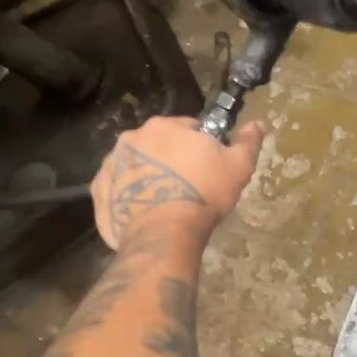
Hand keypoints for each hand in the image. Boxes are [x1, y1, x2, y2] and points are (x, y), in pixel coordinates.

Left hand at [90, 117, 262, 249]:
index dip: (202, 145)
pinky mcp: (98, 190)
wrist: (164, 232)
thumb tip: (258, 123)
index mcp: (164, 126)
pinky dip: (131, 194)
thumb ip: (248, 141)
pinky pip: (118, 186)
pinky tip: (148, 210)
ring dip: (150, 174)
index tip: (210, 164)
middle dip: (172, 158)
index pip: (188, 127)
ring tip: (168, 199)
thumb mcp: (239, 166)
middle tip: (190, 183)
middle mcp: (131, 138)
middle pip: (158, 144)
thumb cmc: (204, 192)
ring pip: (137, 164)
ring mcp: (110, 163)